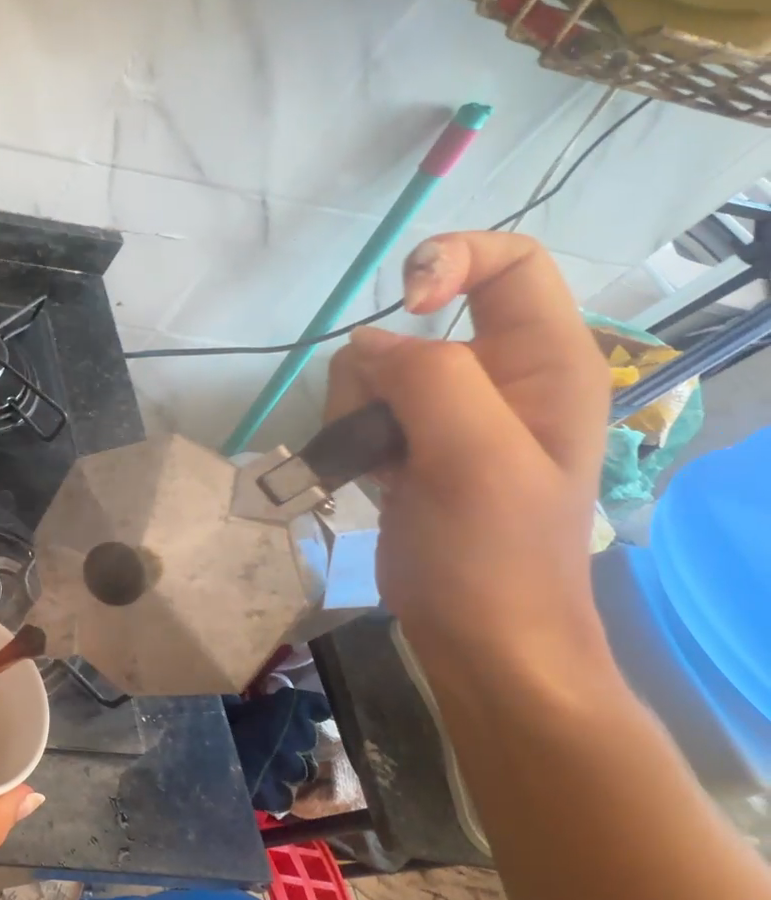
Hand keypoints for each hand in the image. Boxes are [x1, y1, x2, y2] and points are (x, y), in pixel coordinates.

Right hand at [325, 232, 610, 682]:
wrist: (479, 637)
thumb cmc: (494, 555)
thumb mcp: (474, 459)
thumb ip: (429, 380)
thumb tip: (369, 346)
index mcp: (548, 364)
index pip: (509, 262)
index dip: (451, 262)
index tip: (405, 310)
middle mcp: (502, 377)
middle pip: (413, 325)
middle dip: (381, 374)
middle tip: (395, 435)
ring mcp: (451, 415)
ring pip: (370, 370)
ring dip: (357, 414)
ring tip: (385, 467)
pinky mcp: (410, 444)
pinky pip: (357, 410)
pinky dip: (350, 438)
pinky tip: (373, 477)